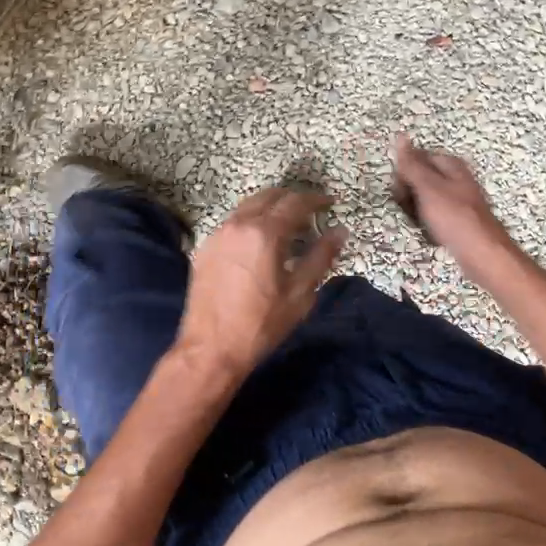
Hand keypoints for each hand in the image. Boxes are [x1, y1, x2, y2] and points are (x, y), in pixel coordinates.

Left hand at [174, 187, 345, 376]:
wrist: (210, 349)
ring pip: (249, 205)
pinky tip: (260, 242)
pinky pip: (234, 221)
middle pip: (269, 196)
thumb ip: (321, 257)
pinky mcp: (206, 247)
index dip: (315, 200)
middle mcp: (239, 224)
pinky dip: (251, 220)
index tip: (330, 203)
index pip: (295, 203)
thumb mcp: (300, 294)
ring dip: (270, 207)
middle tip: (310, 212)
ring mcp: (219, 234)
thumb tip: (340, 232)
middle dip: (292, 199)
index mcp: (264, 233)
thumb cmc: (260, 324)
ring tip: (287, 225)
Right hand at [391, 134, 519, 279]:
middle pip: (420, 178)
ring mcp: (458, 199)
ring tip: (421, 224)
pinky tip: (430, 234)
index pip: (416, 158)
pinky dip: (429, 223)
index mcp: (450, 165)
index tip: (400, 190)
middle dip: (410, 194)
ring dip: (417, 211)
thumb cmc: (455, 218)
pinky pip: (435, 215)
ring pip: (426, 199)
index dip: (404, 173)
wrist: (482, 254)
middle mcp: (456, 178)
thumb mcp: (428, 188)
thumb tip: (400, 136)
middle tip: (410, 210)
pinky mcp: (458, 219)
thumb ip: (412, 164)